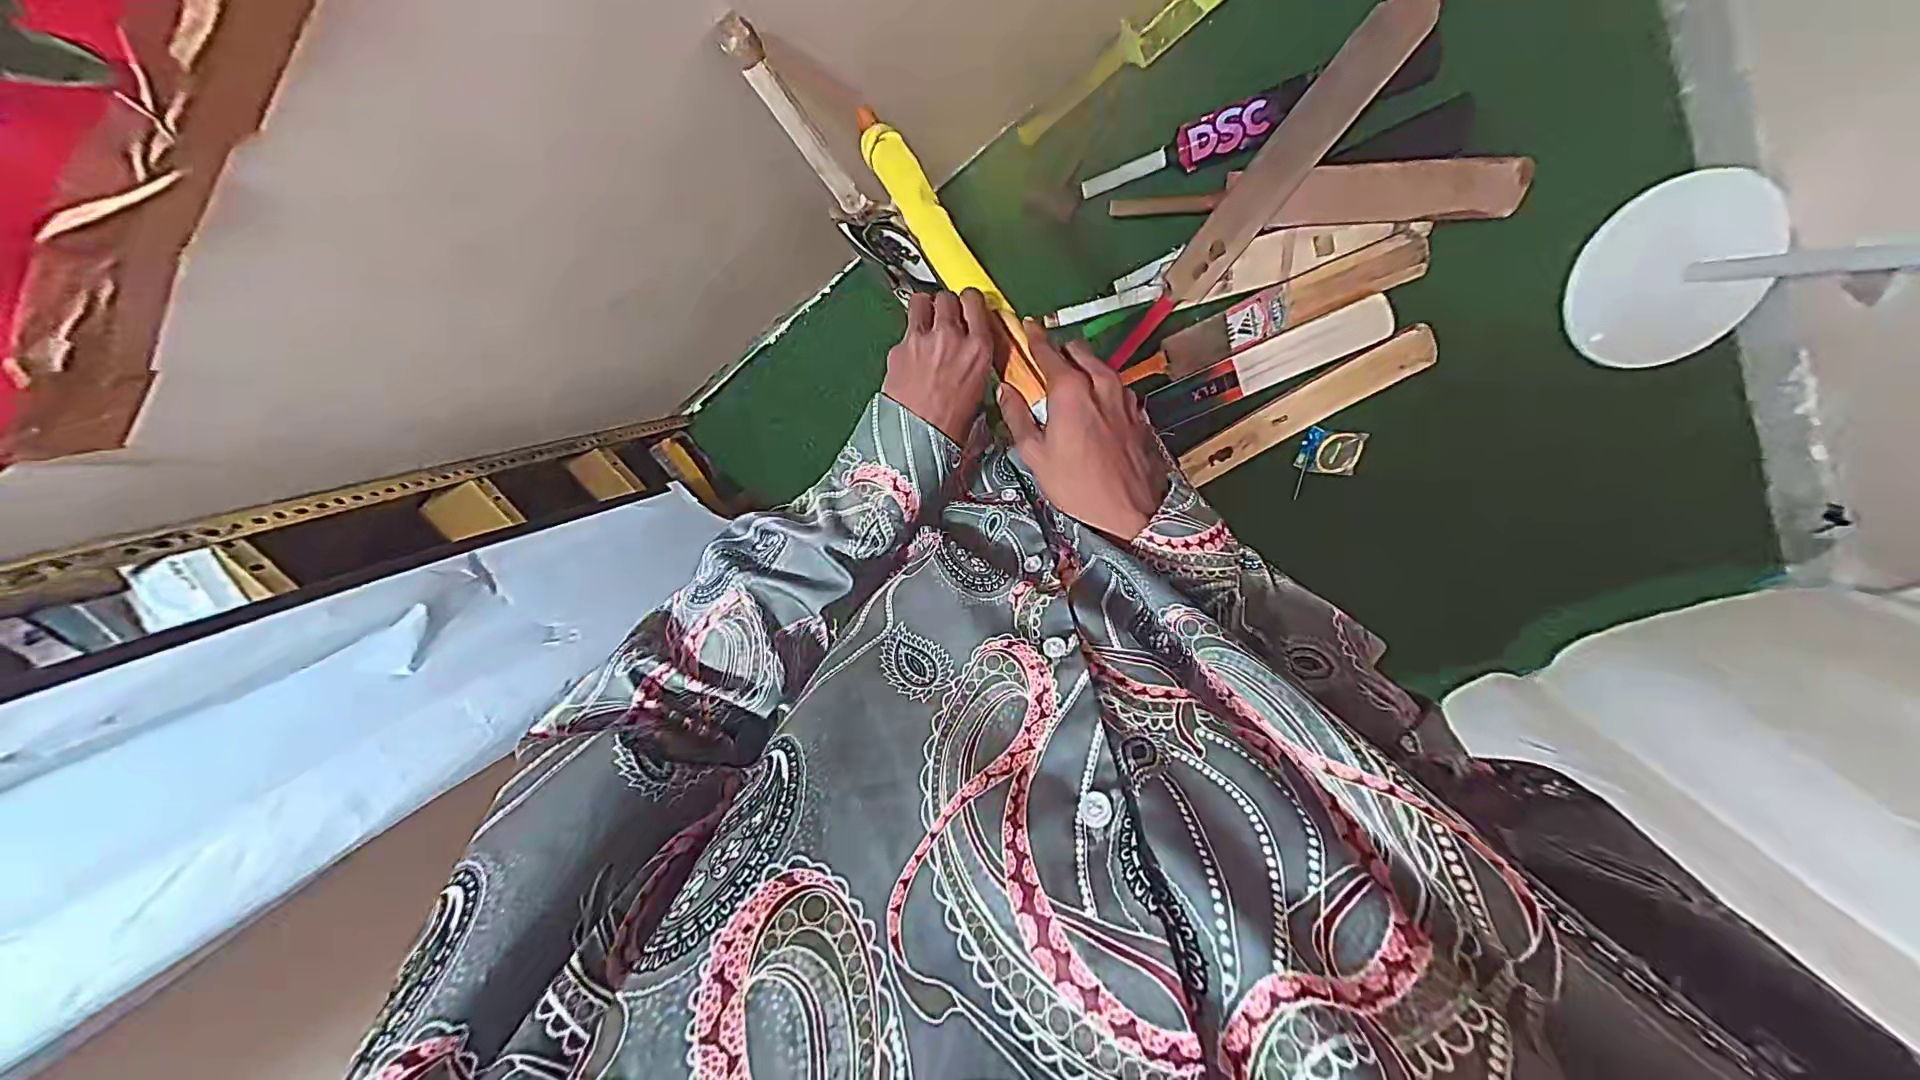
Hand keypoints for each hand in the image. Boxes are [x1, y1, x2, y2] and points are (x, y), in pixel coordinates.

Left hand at [882, 289, 999, 445]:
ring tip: (926, 321)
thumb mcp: (979, 395)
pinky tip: (911, 355)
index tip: (968, 305)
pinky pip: (905, 331)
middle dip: (947, 305)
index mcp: (978, 349)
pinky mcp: (899, 348)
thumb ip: (976, 366)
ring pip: (922, 301)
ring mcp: (922, 340)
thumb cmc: (947, 427)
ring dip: (925, 308)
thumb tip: (972, 360)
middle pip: (948, 298)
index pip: (976, 302)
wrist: (916, 439)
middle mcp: (951, 337)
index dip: (970, 301)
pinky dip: (908, 338)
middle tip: (946, 317)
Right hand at [999, 319, 1169, 539]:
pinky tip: (1091, 406)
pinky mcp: (1137, 408)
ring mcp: (1123, 394)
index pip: (1046, 349)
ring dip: (1080, 366)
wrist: (1131, 509)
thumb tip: (1006, 392)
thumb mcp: (1035, 456)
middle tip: (1044, 365)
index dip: (1032, 337)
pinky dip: (1099, 385)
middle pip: (1076, 348)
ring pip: (1097, 363)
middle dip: (1058, 351)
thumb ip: (1017, 416)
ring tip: (1067, 387)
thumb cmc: (1079, 486)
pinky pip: (1113, 383)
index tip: (1025, 329)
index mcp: (1070, 389)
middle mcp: (1100, 382)